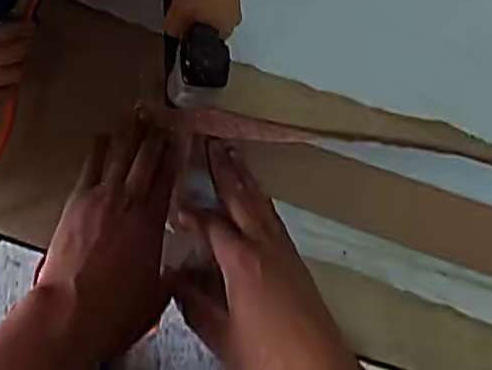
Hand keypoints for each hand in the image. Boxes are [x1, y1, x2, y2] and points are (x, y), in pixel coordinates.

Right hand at [0, 21, 33, 111]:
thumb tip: (10, 19)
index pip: (14, 32)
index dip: (27, 27)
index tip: (31, 24)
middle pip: (21, 51)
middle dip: (27, 44)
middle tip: (28, 40)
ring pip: (18, 72)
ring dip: (21, 65)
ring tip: (19, 60)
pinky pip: (8, 93)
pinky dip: (12, 87)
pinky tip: (10, 81)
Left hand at [32, 114, 187, 362]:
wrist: (69, 314)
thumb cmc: (110, 312)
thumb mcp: (152, 301)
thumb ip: (166, 280)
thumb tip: (175, 276)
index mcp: (152, 222)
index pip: (169, 177)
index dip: (176, 155)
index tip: (181, 141)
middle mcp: (131, 202)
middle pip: (148, 158)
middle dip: (157, 137)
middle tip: (162, 122)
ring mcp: (104, 197)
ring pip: (123, 153)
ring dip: (132, 133)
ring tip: (138, 116)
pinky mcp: (78, 200)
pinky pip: (92, 164)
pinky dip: (100, 147)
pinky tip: (104, 136)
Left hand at [165, 0, 241, 38]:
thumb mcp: (179, 12)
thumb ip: (173, 29)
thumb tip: (173, 32)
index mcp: (225, 29)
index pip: (201, 42)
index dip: (183, 31)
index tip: (172, 19)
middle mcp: (232, 15)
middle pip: (199, 19)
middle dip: (182, 7)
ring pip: (200, 0)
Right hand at [171, 141, 357, 369]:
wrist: (316, 366)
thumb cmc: (268, 354)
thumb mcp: (223, 336)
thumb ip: (196, 306)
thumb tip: (175, 282)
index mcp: (241, 259)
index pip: (211, 224)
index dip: (192, 213)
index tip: (176, 206)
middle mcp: (263, 243)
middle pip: (240, 196)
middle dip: (224, 169)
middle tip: (212, 144)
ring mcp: (283, 247)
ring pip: (259, 200)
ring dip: (244, 177)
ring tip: (233, 155)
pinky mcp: (295, 256)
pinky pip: (272, 213)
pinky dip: (259, 196)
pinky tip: (257, 195)